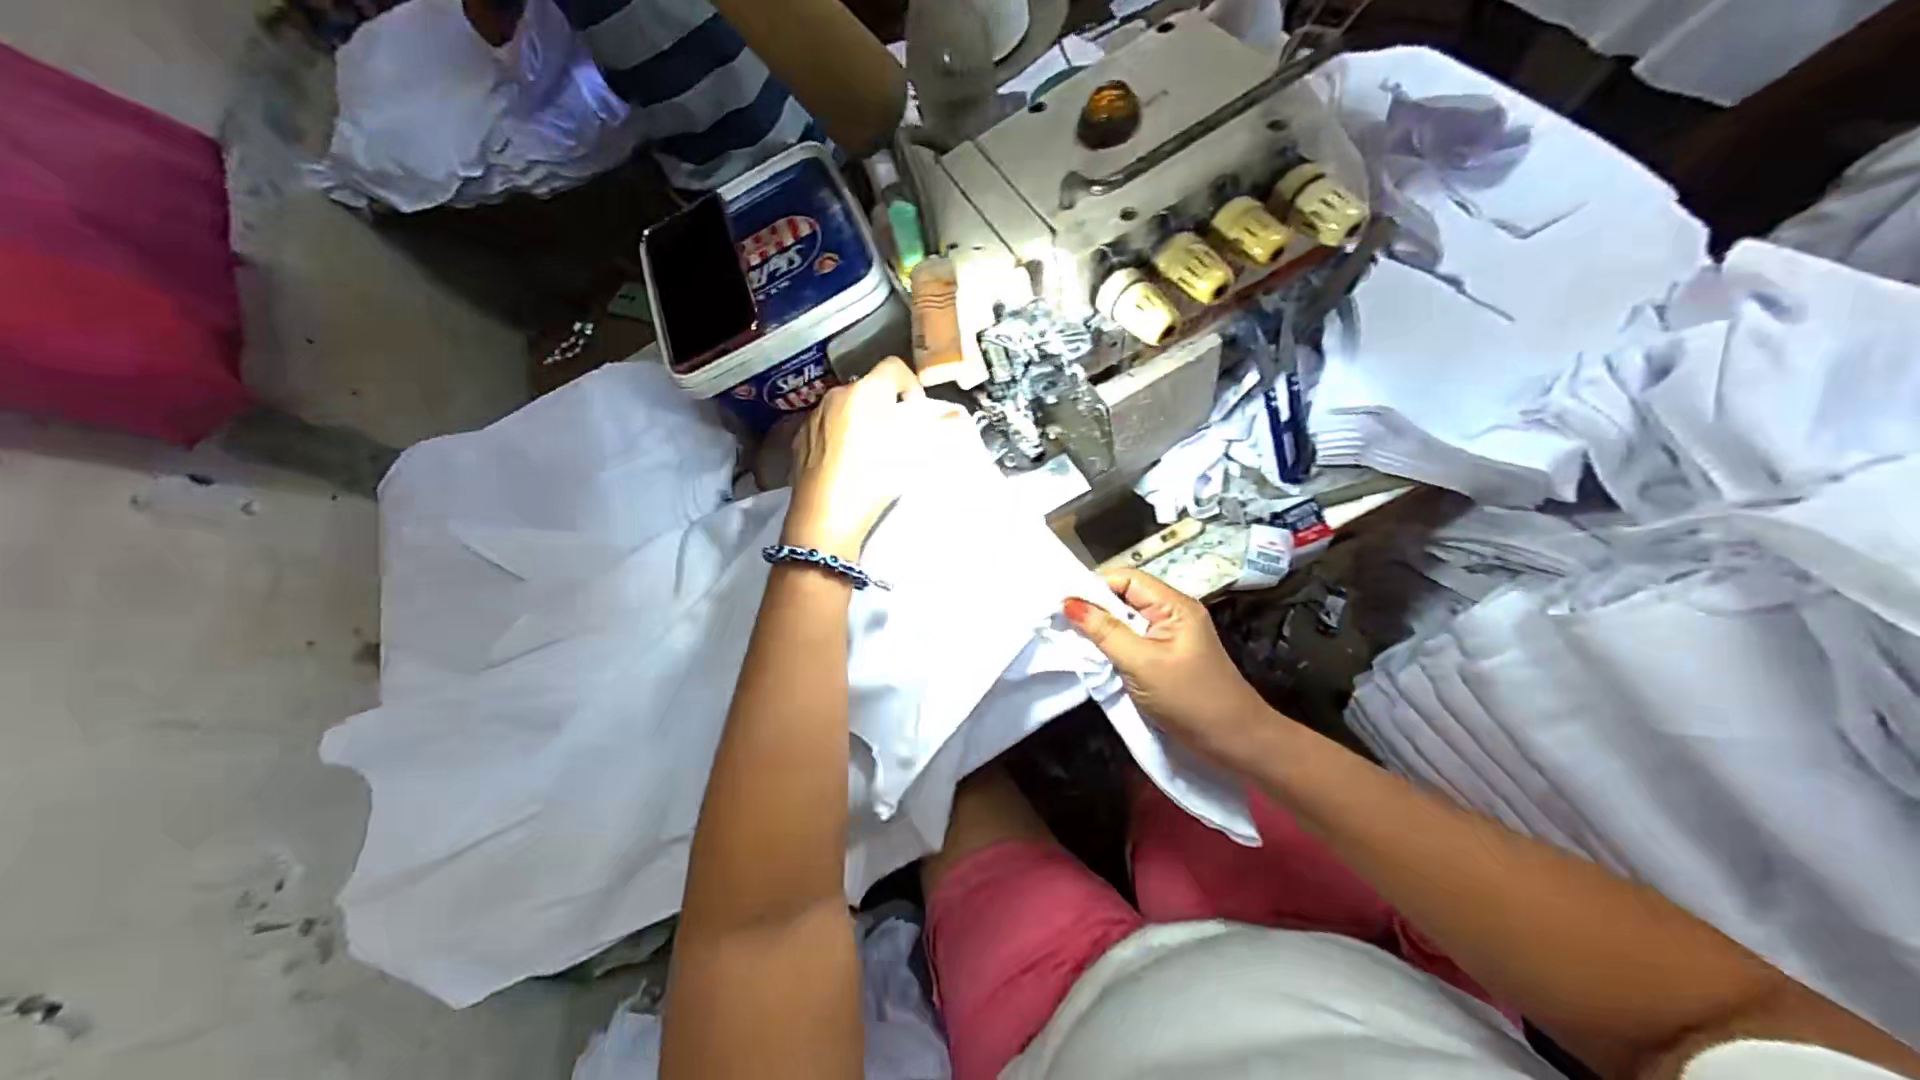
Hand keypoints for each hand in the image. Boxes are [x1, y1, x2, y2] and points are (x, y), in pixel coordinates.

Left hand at [781, 356, 924, 560]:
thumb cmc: (875, 480)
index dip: (911, 385)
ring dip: (861, 421)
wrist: (826, 518)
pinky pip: (826, 428)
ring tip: (871, 454)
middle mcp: (836, 395)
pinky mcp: (799, 439)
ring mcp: (813, 416)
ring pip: (845, 408)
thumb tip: (960, 416)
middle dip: (885, 406)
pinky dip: (839, 437)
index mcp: (866, 391)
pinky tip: (846, 466)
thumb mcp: (916, 455)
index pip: (894, 367)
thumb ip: (943, 430)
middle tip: (898, 436)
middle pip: (868, 388)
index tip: (916, 412)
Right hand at [1064, 568, 1280, 766]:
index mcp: (1174, 605)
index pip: (1127, 579)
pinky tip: (1096, 655)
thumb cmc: (1189, 699)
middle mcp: (1174, 613)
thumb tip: (1069, 603)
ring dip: (1102, 628)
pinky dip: (1114, 645)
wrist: (1234, 742)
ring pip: (1127, 620)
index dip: (1094, 586)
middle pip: (1125, 597)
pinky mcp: (1167, 657)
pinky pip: (1134, 640)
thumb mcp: (1141, 663)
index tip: (1064, 604)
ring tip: (1074, 639)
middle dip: (1094, 608)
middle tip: (1062, 623)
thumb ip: (1104, 631)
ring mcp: (1171, 636)